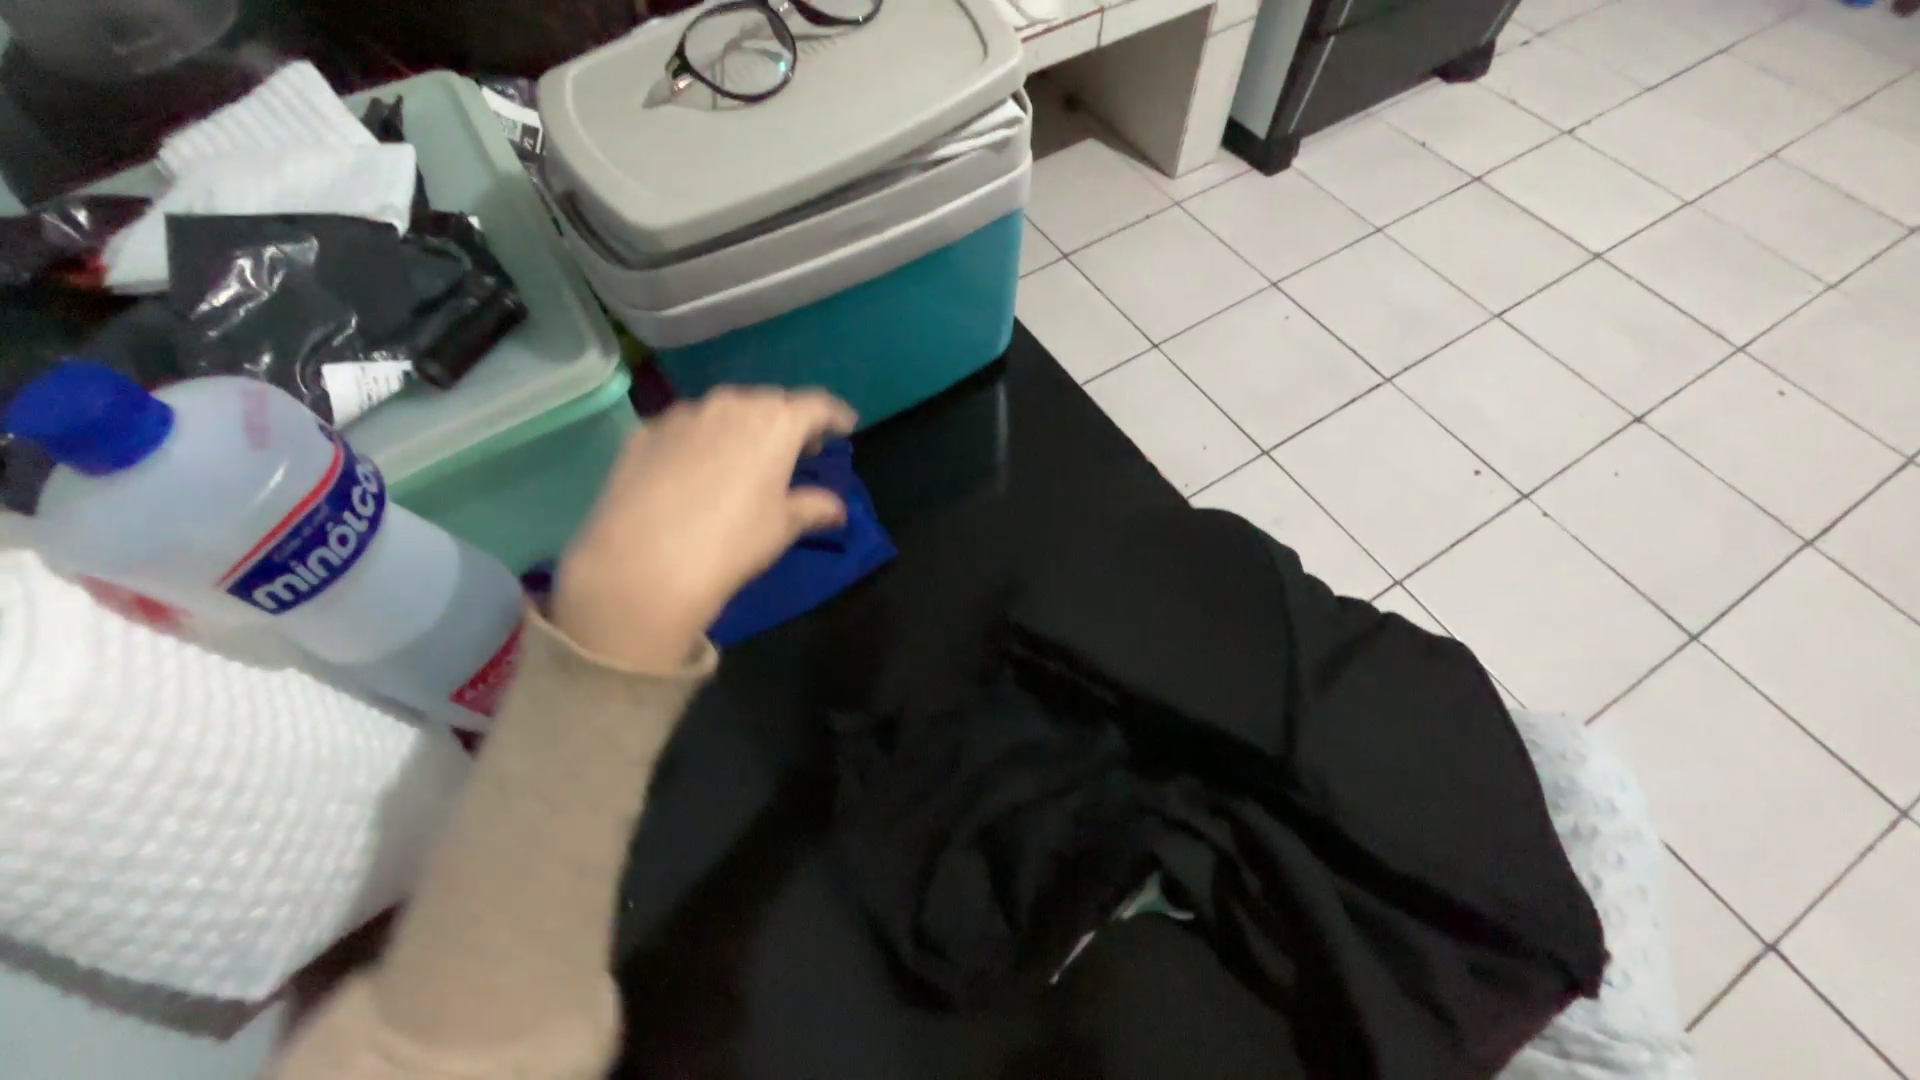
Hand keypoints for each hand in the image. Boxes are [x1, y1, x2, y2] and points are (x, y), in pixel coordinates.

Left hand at [553, 387, 857, 670]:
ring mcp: (682, 415)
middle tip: (796, 449)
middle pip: (769, 403)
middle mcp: (730, 404)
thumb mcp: (783, 526)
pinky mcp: (644, 433)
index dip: (835, 415)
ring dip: (741, 428)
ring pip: (723, 412)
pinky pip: (685, 429)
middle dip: (787, 422)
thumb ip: (813, 507)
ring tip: (744, 459)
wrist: (645, 563)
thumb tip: (835, 507)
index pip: (817, 406)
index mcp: (776, 421)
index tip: (846, 426)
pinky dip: (700, 442)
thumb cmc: (733, 541)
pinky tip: (695, 471)